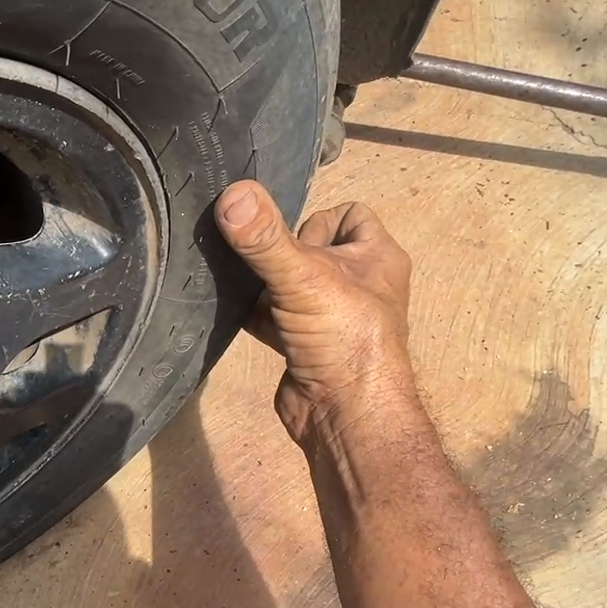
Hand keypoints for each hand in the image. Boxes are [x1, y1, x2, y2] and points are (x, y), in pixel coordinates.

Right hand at [214, 180, 415, 443]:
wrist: (343, 415)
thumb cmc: (343, 338)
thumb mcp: (305, 279)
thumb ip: (266, 239)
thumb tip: (231, 192)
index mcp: (376, 256)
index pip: (348, 213)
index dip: (314, 221)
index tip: (288, 243)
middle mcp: (357, 282)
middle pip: (309, 247)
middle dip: (278, 254)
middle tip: (259, 267)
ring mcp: (328, 315)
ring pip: (288, 282)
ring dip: (262, 283)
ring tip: (239, 285)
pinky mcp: (302, 342)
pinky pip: (272, 314)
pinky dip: (253, 312)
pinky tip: (230, 311)